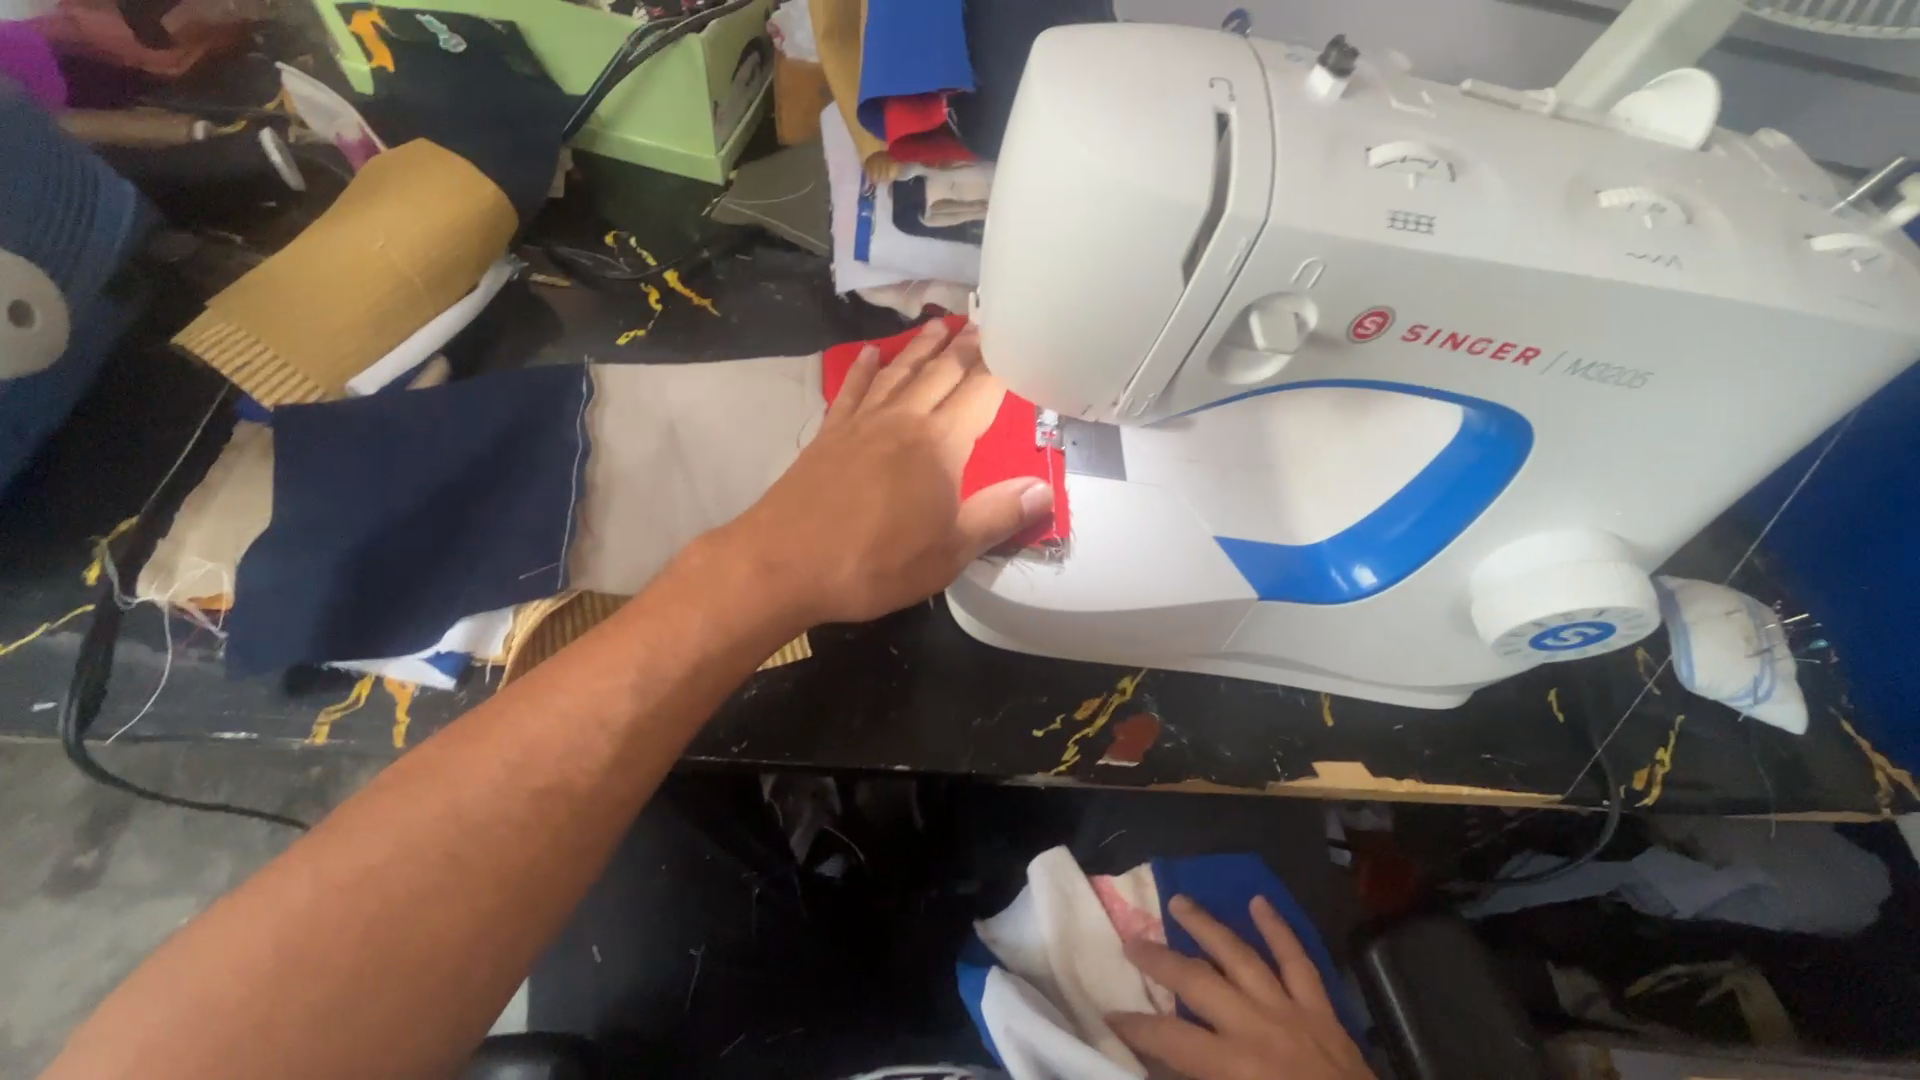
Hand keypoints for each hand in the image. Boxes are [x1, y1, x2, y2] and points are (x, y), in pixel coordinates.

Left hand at [721, 319, 1053, 626]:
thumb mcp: (949, 551)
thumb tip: (1044, 489)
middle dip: (965, 348)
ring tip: (939, 324)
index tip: (1016, 342)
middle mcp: (903, 420)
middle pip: (941, 372)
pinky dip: (865, 369)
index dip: (1000, 367)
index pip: (981, 393)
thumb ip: (998, 516)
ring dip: (921, 347)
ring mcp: (862, 423)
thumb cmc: (876, 562)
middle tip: (982, 323)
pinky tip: (871, 354)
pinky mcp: (830, 434)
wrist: (785, 563)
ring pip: (899, 372)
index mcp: (940, 444)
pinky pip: (854, 389)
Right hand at [1110, 895, 1373, 1079]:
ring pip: (1241, 957)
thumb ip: (1200, 1079)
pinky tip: (1259, 902)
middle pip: (1197, 981)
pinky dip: (1279, 931)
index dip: (1135, 1026)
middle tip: (1130, 940)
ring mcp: (1292, 1013)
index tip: (1107, 1013)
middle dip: (1159, 960)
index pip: (1169, 1039)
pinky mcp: (1323, 1011)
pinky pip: (1298, 962)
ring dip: (1208, 927)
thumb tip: (1162, 1066)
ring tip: (1180, 900)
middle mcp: (1257, 1028)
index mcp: (1235, 1066)